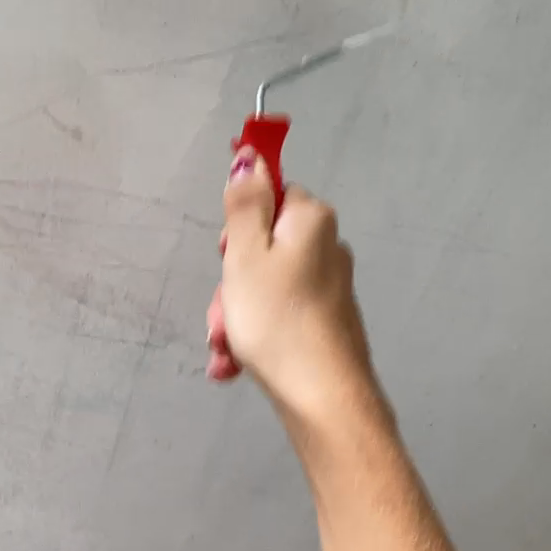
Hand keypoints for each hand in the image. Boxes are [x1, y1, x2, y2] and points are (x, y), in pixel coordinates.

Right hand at [209, 149, 375, 424]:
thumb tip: (250, 156)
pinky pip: (275, 320)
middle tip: (224, 315)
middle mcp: (325, 248)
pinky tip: (234, 366)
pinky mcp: (323, 325)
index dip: (238, 227)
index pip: (270, 197)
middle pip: (260, 251)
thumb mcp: (245, 255)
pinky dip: (252, 340)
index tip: (225, 256)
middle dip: (230, 287)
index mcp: (311, 221)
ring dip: (234, 321)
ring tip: (226, 351)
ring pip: (262, 292)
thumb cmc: (275, 319)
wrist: (320, 394)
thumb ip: (244, 204)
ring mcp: (326, 290)